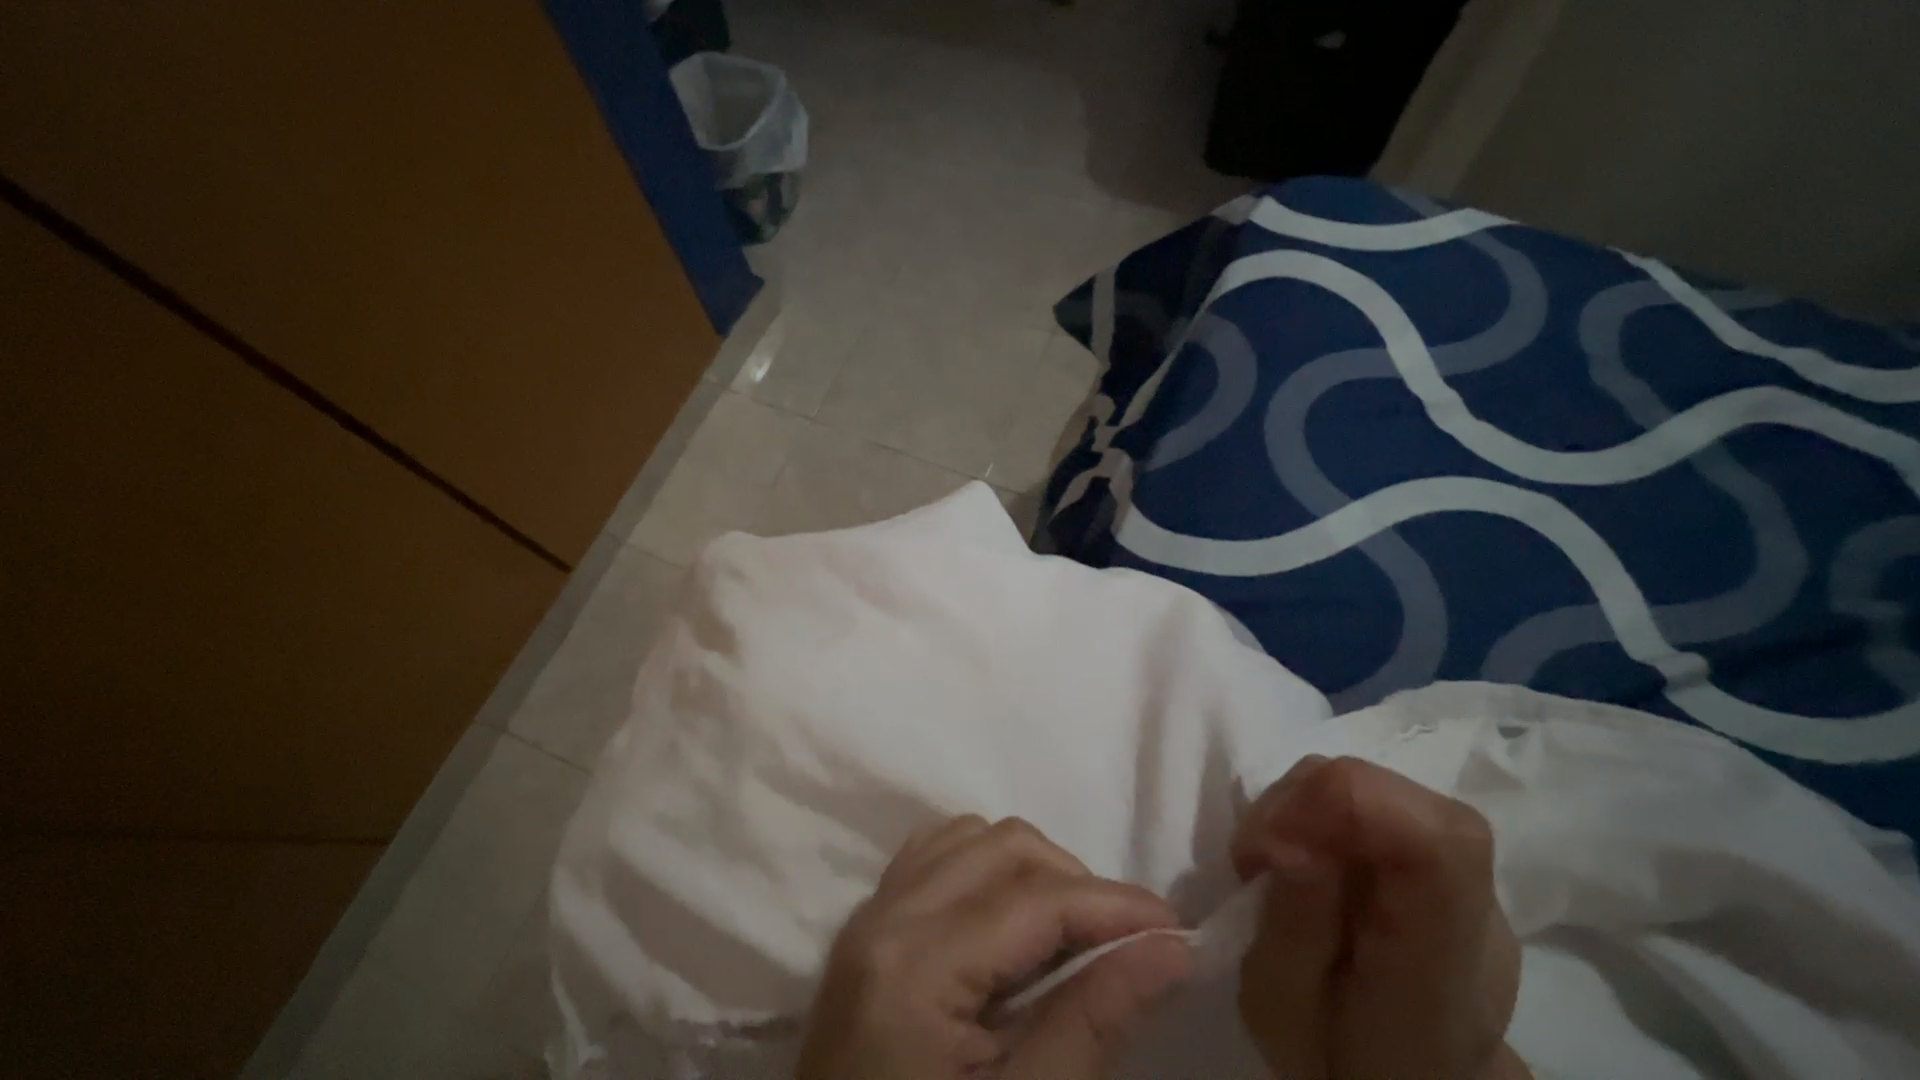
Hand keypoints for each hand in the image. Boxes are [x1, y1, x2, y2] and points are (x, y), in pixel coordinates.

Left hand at [795, 815, 1190, 1079]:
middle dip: (1075, 882)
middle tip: (1121, 946)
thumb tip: (1175, 946)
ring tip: (1067, 940)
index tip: (1180, 933)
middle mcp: (884, 917)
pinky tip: (1008, 931)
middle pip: (1001, 846)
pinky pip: (933, 859)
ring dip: (1030, 872)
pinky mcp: (865, 932)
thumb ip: (1094, 1020)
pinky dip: (984, 873)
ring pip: (967, 839)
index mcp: (914, 965)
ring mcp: (867, 918)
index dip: (1118, 906)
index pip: (1036, 898)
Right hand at [1232, 755, 1526, 1079]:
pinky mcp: (1449, 869)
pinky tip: (1305, 861)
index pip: (1441, 841)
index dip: (1348, 803)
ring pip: (1389, 789)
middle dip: (1306, 804)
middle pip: (1405, 801)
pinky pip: (1385, 807)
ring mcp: (1473, 887)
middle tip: (1255, 860)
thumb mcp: (1283, 1017)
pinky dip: (1325, 815)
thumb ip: (1292, 931)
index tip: (1271, 844)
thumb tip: (1289, 837)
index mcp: (1444, 968)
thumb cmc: (1336, 1062)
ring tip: (1273, 865)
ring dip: (1309, 806)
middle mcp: (1478, 914)